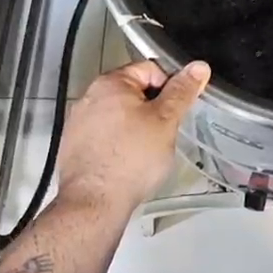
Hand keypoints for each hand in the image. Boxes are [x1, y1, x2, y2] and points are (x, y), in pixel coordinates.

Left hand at [54, 59, 209, 214]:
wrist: (93, 204)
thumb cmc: (128, 161)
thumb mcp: (165, 121)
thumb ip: (182, 91)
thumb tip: (198, 68)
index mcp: (111, 83)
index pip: (151, 69)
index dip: (170, 87)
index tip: (178, 108)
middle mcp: (90, 97)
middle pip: (134, 92)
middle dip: (153, 110)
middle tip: (163, 132)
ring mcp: (79, 123)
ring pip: (120, 116)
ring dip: (136, 128)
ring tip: (146, 152)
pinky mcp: (75, 147)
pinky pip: (106, 137)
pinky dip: (119, 145)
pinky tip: (128, 164)